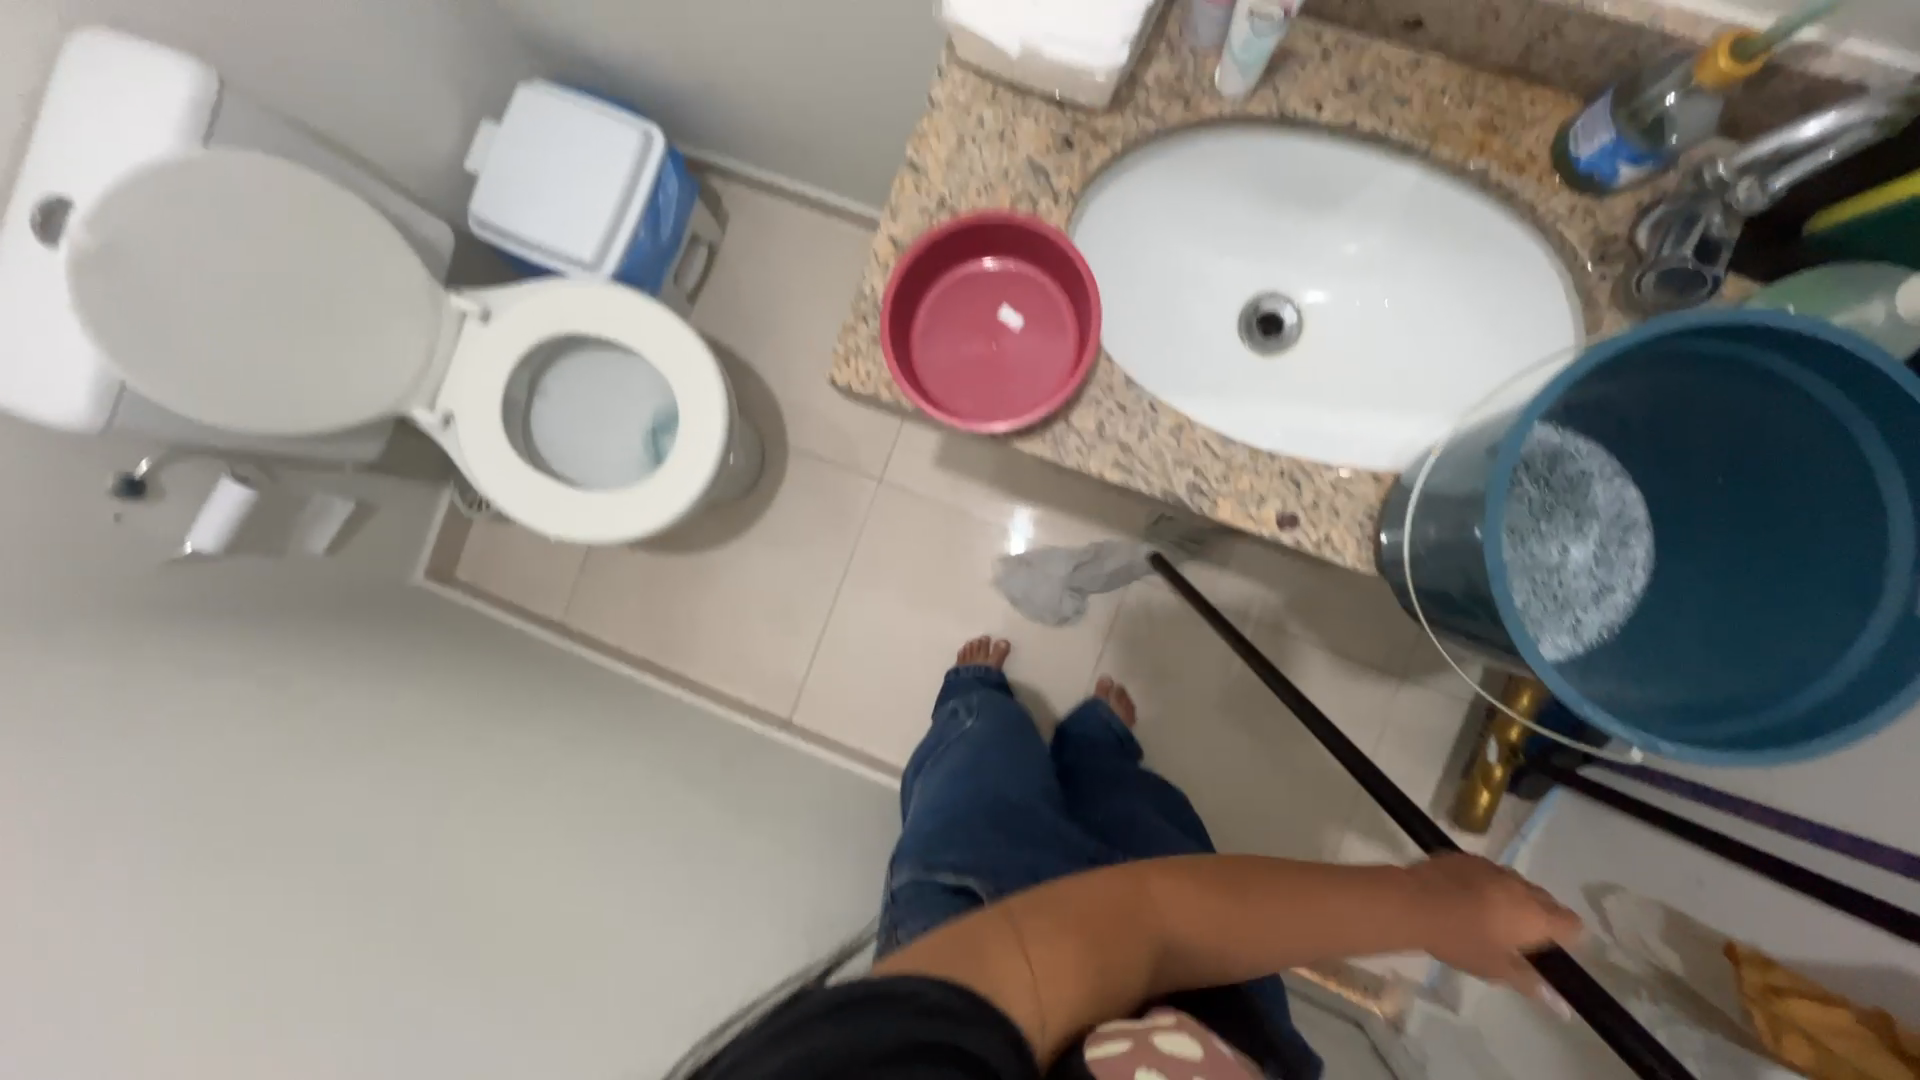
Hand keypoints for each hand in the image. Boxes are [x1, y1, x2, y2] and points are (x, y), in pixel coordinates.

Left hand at [1403, 854, 1583, 1008]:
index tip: (1547, 948)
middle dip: (1540, 915)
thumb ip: (1530, 982)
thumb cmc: (1458, 940)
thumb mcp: (1495, 968)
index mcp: (1535, 915)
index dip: (1565, 936)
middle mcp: (1519, 886)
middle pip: (1545, 900)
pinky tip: (1466, 895)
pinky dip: (1486, 882)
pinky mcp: (1464, 856)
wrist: (1411, 901)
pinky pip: (1488, 870)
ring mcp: (1490, 867)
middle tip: (1518, 935)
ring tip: (1491, 915)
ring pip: (1516, 882)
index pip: (1572, 923)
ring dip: (1512, 897)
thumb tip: (1559, 1005)